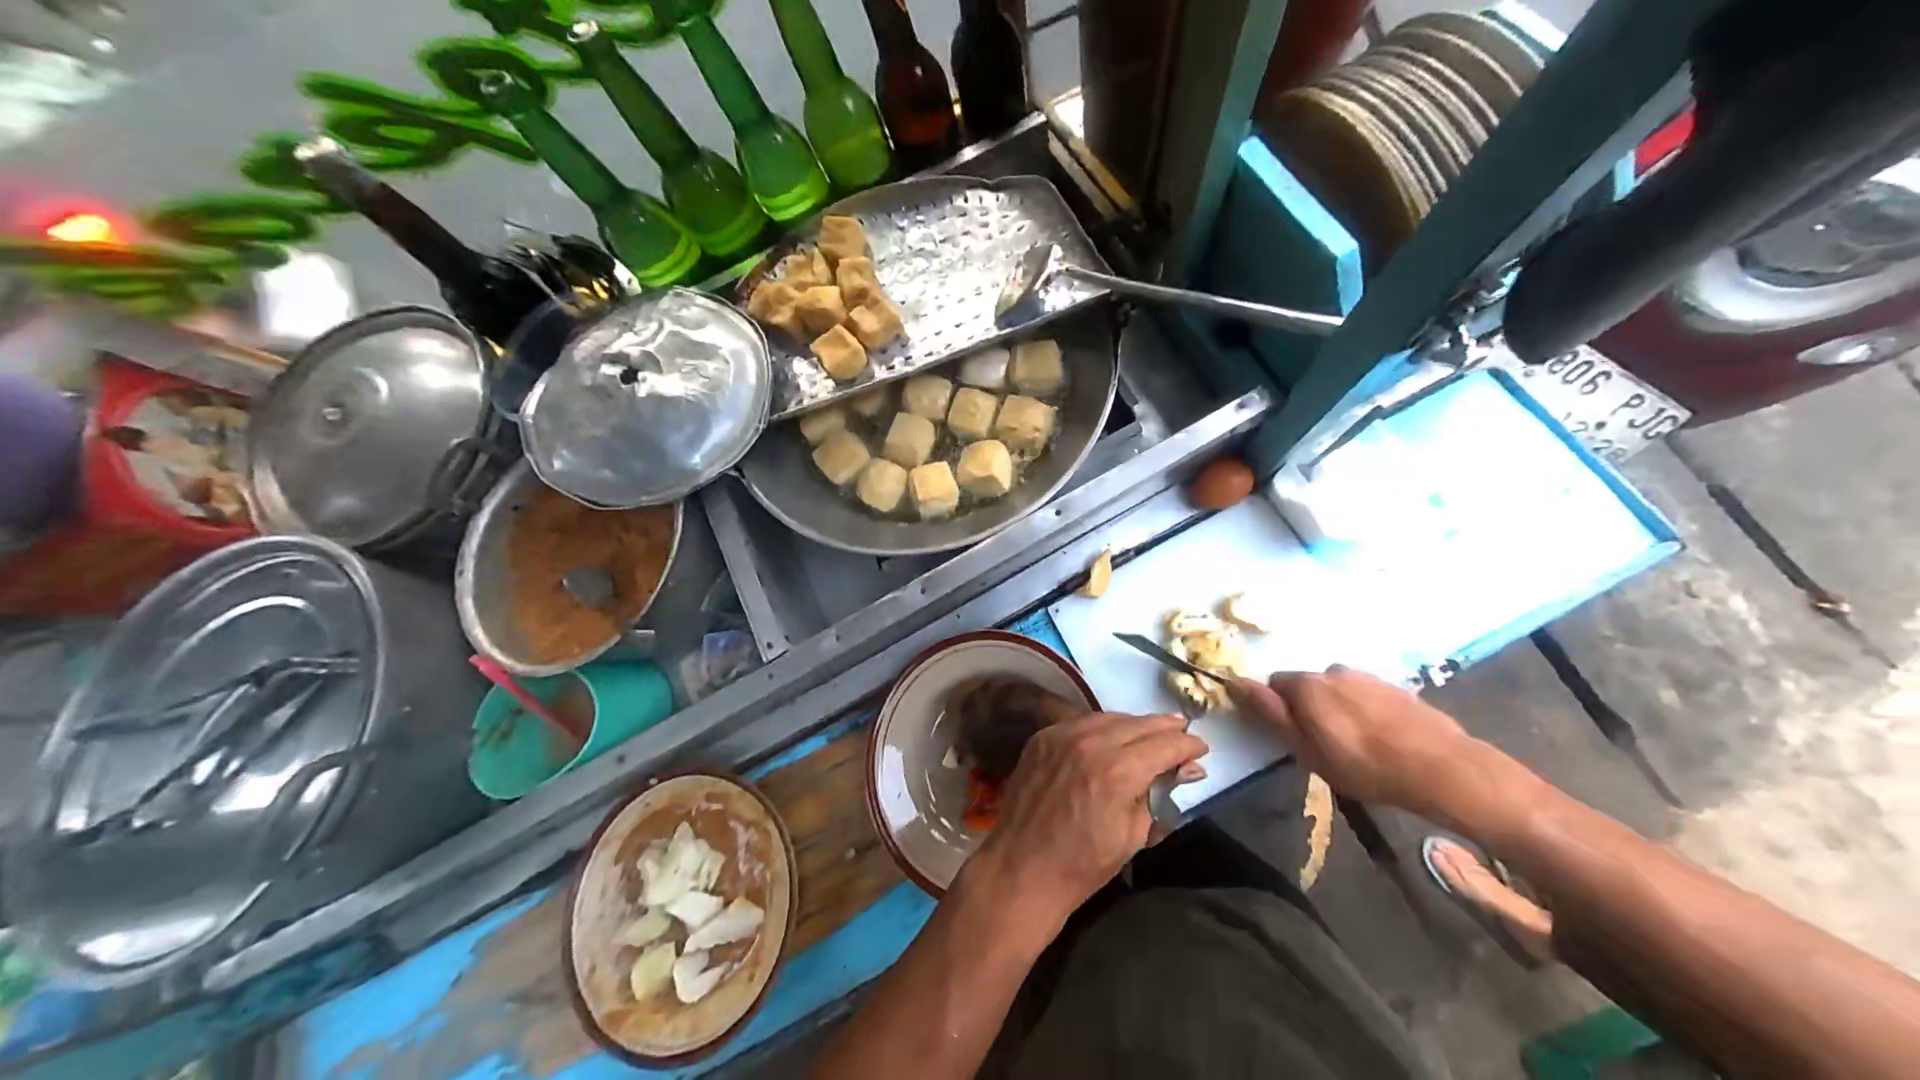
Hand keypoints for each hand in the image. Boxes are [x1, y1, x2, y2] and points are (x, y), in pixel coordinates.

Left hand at [971, 712, 1206, 921]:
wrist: (1022, 868)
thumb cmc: (1083, 864)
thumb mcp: (1134, 834)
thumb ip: (1160, 794)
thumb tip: (1189, 770)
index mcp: (1117, 770)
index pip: (1164, 744)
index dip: (1188, 744)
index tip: (1202, 748)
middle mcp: (1089, 742)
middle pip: (1138, 724)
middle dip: (1165, 728)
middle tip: (1183, 731)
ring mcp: (1061, 736)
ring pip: (1108, 718)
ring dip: (1134, 724)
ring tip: (1151, 732)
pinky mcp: (1041, 738)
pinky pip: (1080, 723)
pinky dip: (1102, 727)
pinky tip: (1112, 736)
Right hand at [1232, 667, 1484, 818]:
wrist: (1442, 769)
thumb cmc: (1363, 765)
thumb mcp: (1306, 749)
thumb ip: (1270, 714)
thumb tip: (1235, 681)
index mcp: (1308, 684)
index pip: (1275, 684)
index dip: (1278, 710)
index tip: (1292, 737)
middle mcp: (1335, 671)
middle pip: (1308, 686)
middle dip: (1309, 708)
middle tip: (1323, 745)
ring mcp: (1370, 678)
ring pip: (1340, 690)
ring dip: (1340, 709)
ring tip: (1357, 745)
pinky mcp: (1400, 690)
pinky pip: (1369, 697)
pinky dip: (1368, 712)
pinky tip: (1383, 740)